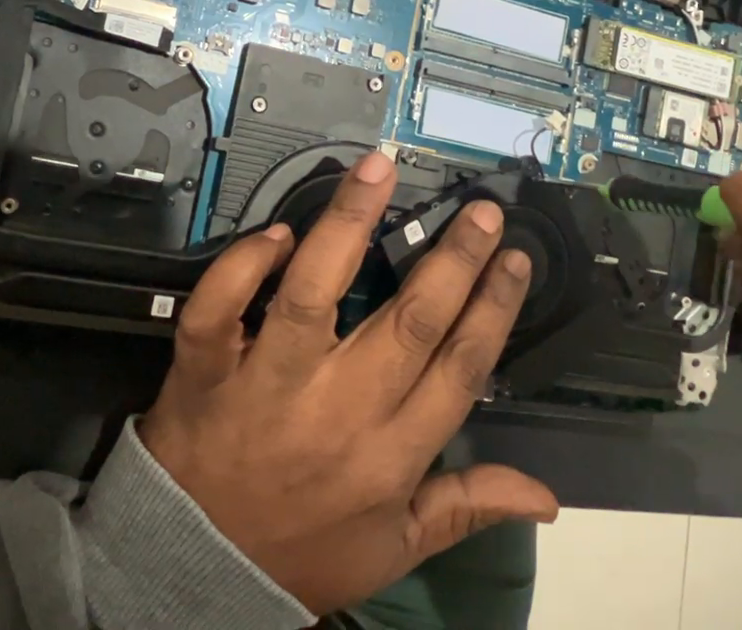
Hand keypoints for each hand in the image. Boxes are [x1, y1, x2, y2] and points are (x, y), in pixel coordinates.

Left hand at [138, 150, 558, 616]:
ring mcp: (267, 384)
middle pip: (407, 320)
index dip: (493, 307)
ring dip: (348, 225)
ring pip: (314, 292)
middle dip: (451, 258)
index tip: (513, 258)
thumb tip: (547, 499)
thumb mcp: (394, 547)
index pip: (460, 366)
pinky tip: (278, 232)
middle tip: (478, 209)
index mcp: (391, 452)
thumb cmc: (301, 553)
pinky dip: (243, 266)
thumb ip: (467, 507)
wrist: (194, 569)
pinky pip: (219, 310)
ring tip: (378, 171)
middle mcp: (337, 409)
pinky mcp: (206, 372)